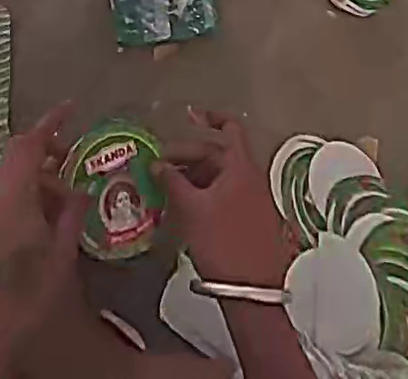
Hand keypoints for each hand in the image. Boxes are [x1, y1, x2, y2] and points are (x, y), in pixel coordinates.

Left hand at [0, 103, 89, 353]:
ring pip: (17, 176)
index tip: (71, 108)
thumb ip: (72, 214)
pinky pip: (14, 195)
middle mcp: (0, 198)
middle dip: (48, 148)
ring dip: (43, 175)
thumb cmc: (31, 288)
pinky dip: (35, 192)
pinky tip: (55, 215)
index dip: (50, 122)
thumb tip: (83, 189)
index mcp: (17, 196)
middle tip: (75, 156)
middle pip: (20, 155)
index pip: (30, 145)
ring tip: (72, 193)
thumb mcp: (62, 250)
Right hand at [155, 108, 293, 286]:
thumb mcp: (192, 209)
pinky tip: (181, 206)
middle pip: (217, 153)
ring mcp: (250, 198)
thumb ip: (172, 182)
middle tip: (159, 165)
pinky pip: (222, 194)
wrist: (251, 291)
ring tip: (165, 186)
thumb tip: (156, 163)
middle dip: (187, 156)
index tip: (189, 115)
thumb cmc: (222, 242)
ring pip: (217, 176)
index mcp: (240, 166)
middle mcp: (249, 176)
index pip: (229, 128)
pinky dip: (201, 193)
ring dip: (192, 176)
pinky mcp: (247, 219)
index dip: (210, 116)